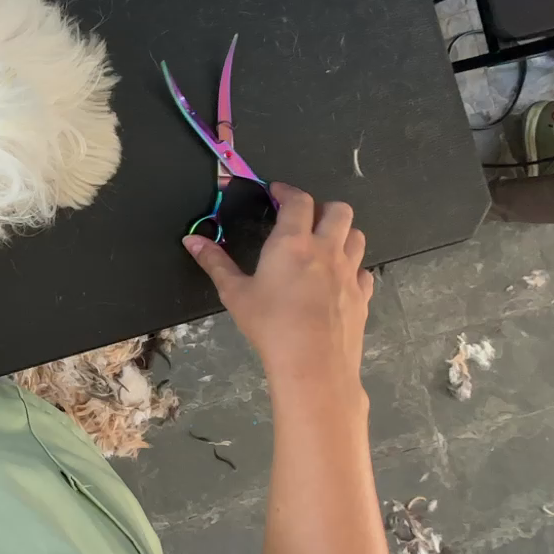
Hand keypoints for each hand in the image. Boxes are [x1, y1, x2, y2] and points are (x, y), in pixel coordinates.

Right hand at [183, 183, 371, 396]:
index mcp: (292, 243)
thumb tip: (191, 239)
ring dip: (340, 231)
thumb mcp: (233, 292)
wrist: (313, 363)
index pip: (298, 201)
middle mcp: (326, 250)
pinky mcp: (362, 294)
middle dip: (321, 206)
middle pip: (338, 211)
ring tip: (321, 242)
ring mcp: (350, 272)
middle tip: (301, 217)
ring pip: (356, 235)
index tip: (276, 191)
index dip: (287, 190)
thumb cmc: (268, 323)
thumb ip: (214, 262)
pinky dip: (351, 265)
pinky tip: (335, 278)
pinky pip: (363, 269)